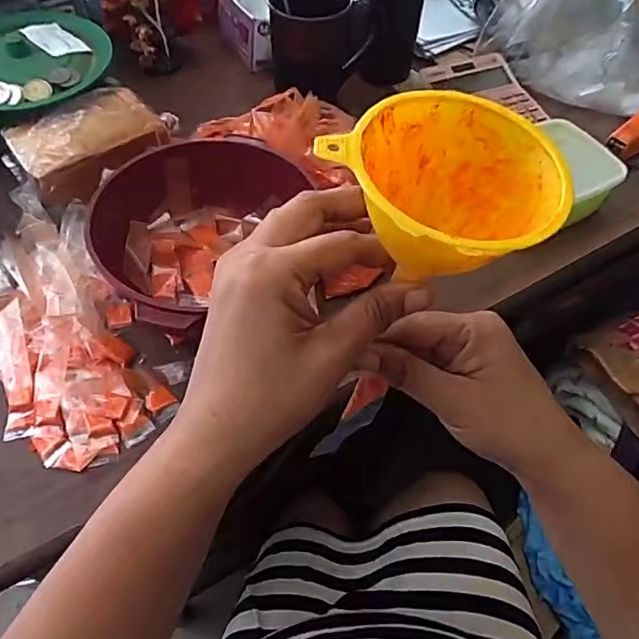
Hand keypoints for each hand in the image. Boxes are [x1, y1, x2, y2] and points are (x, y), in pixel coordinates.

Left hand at [174, 187, 430, 472]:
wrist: (215, 431)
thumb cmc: (272, 400)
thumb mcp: (331, 356)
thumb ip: (375, 313)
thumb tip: (422, 288)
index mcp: (271, 270)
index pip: (338, 243)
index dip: (380, 245)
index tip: (414, 251)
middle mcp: (247, 255)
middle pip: (303, 211)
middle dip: (346, 207)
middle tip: (388, 212)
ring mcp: (232, 267)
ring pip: (283, 224)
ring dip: (322, 222)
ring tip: (365, 230)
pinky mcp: (230, 283)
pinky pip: (269, 246)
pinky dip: (300, 243)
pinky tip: (326, 261)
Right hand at [365, 310, 579, 473]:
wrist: (547, 456)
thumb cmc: (505, 426)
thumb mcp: (451, 400)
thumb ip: (406, 372)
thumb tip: (360, 353)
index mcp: (474, 325)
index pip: (412, 321)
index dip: (377, 336)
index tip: (342, 352)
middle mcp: (472, 326)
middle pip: (414, 331)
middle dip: (382, 350)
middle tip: (345, 368)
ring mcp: (471, 344)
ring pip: (418, 346)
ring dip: (392, 363)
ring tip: (356, 376)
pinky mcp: (468, 363)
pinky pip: (429, 360)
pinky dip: (408, 372)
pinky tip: (382, 380)